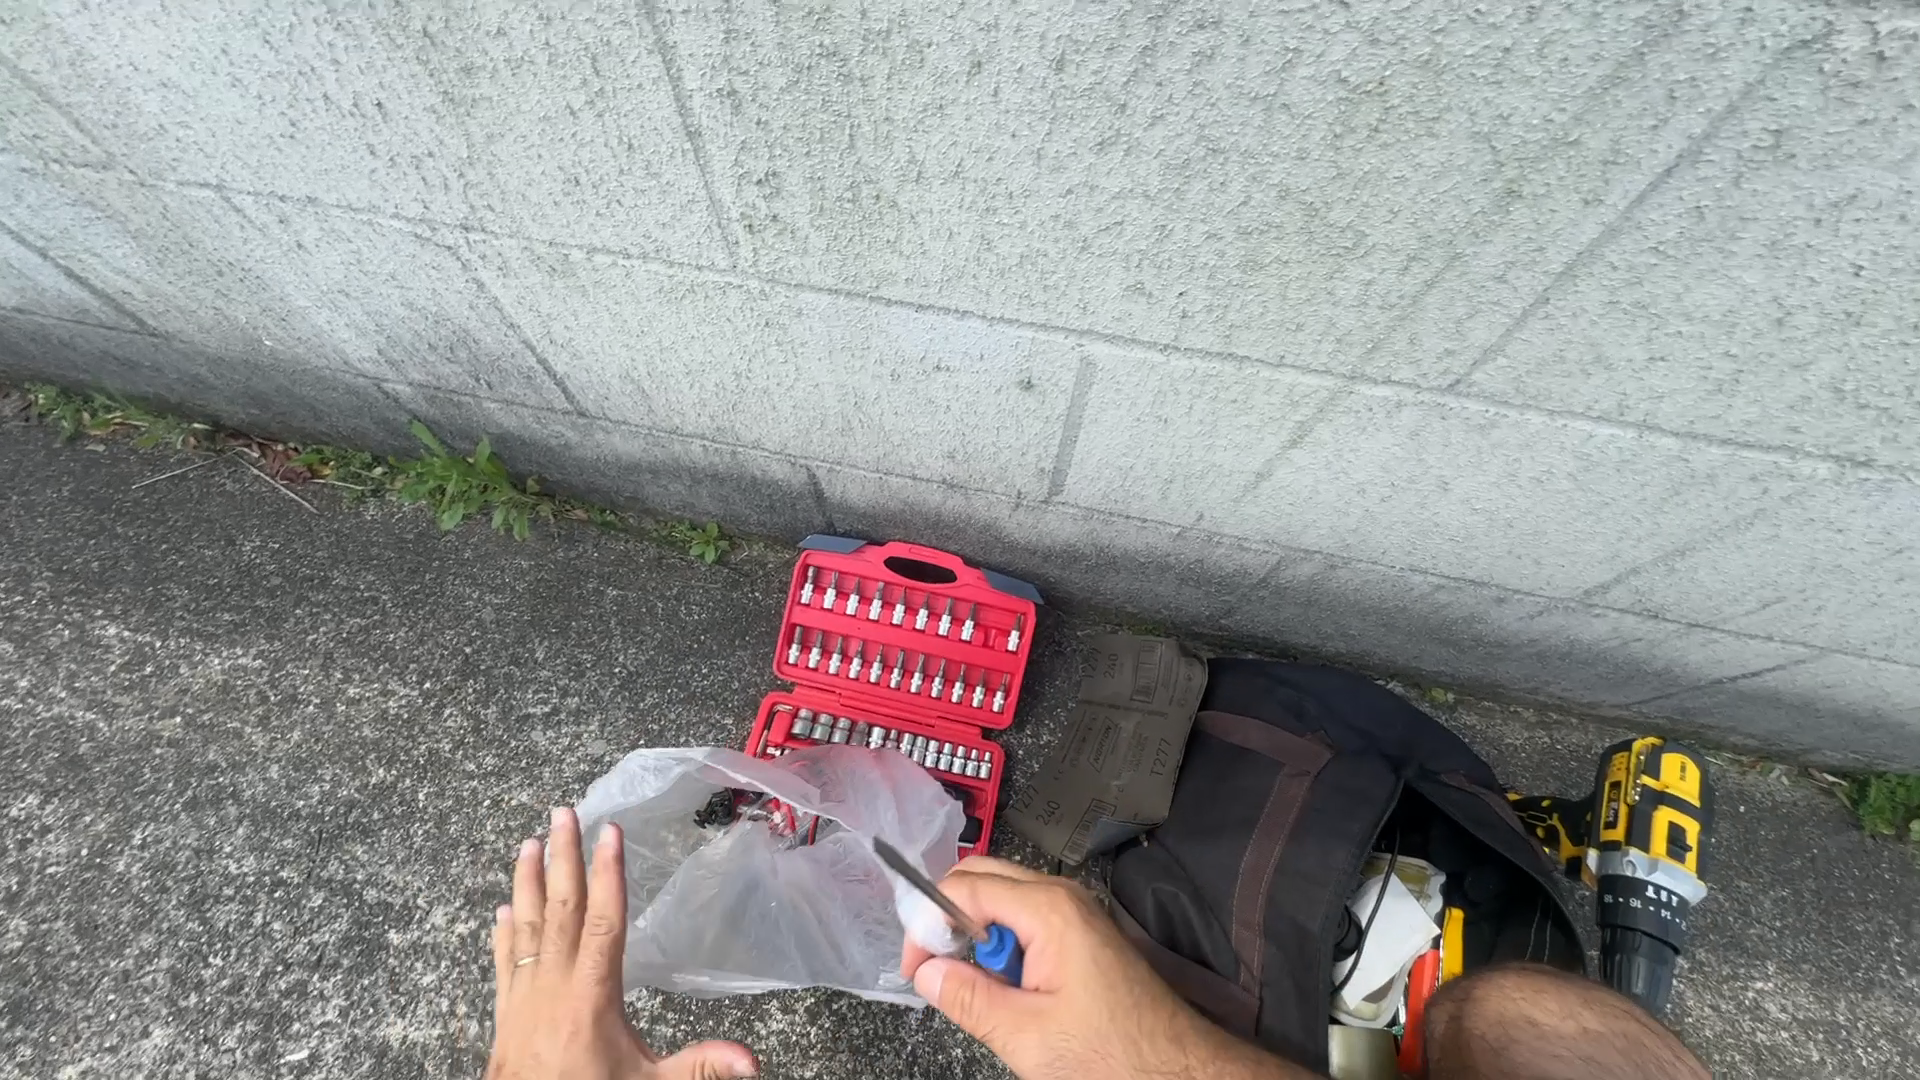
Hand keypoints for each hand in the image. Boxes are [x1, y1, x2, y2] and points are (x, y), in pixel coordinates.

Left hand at [488, 808, 758, 1079]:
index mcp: (591, 996)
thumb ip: (698, 1066)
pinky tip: (502, 909)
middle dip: (563, 858)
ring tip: (529, 843)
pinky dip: (504, 934)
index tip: (610, 831)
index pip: (604, 921)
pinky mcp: (504, 1017)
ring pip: (526, 928)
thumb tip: (754, 1062)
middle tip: (562, 813)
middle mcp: (552, 987)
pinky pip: (503, 963)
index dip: (609, 874)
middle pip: (561, 910)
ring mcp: (522, 1000)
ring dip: (527, 882)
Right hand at [899, 857, 1304, 1079]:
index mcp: (1048, 908)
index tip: (914, 968)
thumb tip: (924, 971)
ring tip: (973, 985)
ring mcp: (1073, 907)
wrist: (1182, 1072)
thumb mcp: (1029, 1038)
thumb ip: (970, 999)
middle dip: (950, 916)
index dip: (930, 920)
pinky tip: (1006, 985)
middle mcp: (1059, 893)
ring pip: (1002, 895)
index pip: (967, 886)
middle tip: (934, 968)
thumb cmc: (1109, 1056)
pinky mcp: (1080, 928)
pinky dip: (1002, 940)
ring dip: (976, 930)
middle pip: (984, 876)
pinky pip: (1024, 915)